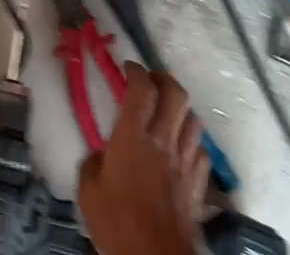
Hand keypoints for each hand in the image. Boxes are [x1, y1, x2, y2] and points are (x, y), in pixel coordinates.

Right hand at [77, 62, 208, 254]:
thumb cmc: (117, 222)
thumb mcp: (88, 191)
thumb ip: (93, 163)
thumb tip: (99, 154)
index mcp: (132, 137)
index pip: (141, 89)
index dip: (136, 71)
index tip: (128, 67)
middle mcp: (163, 141)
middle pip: (176, 95)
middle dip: (164, 79)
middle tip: (151, 80)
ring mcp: (185, 161)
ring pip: (193, 119)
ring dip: (181, 108)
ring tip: (167, 111)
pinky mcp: (198, 183)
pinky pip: (201, 150)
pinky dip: (191, 141)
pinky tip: (181, 148)